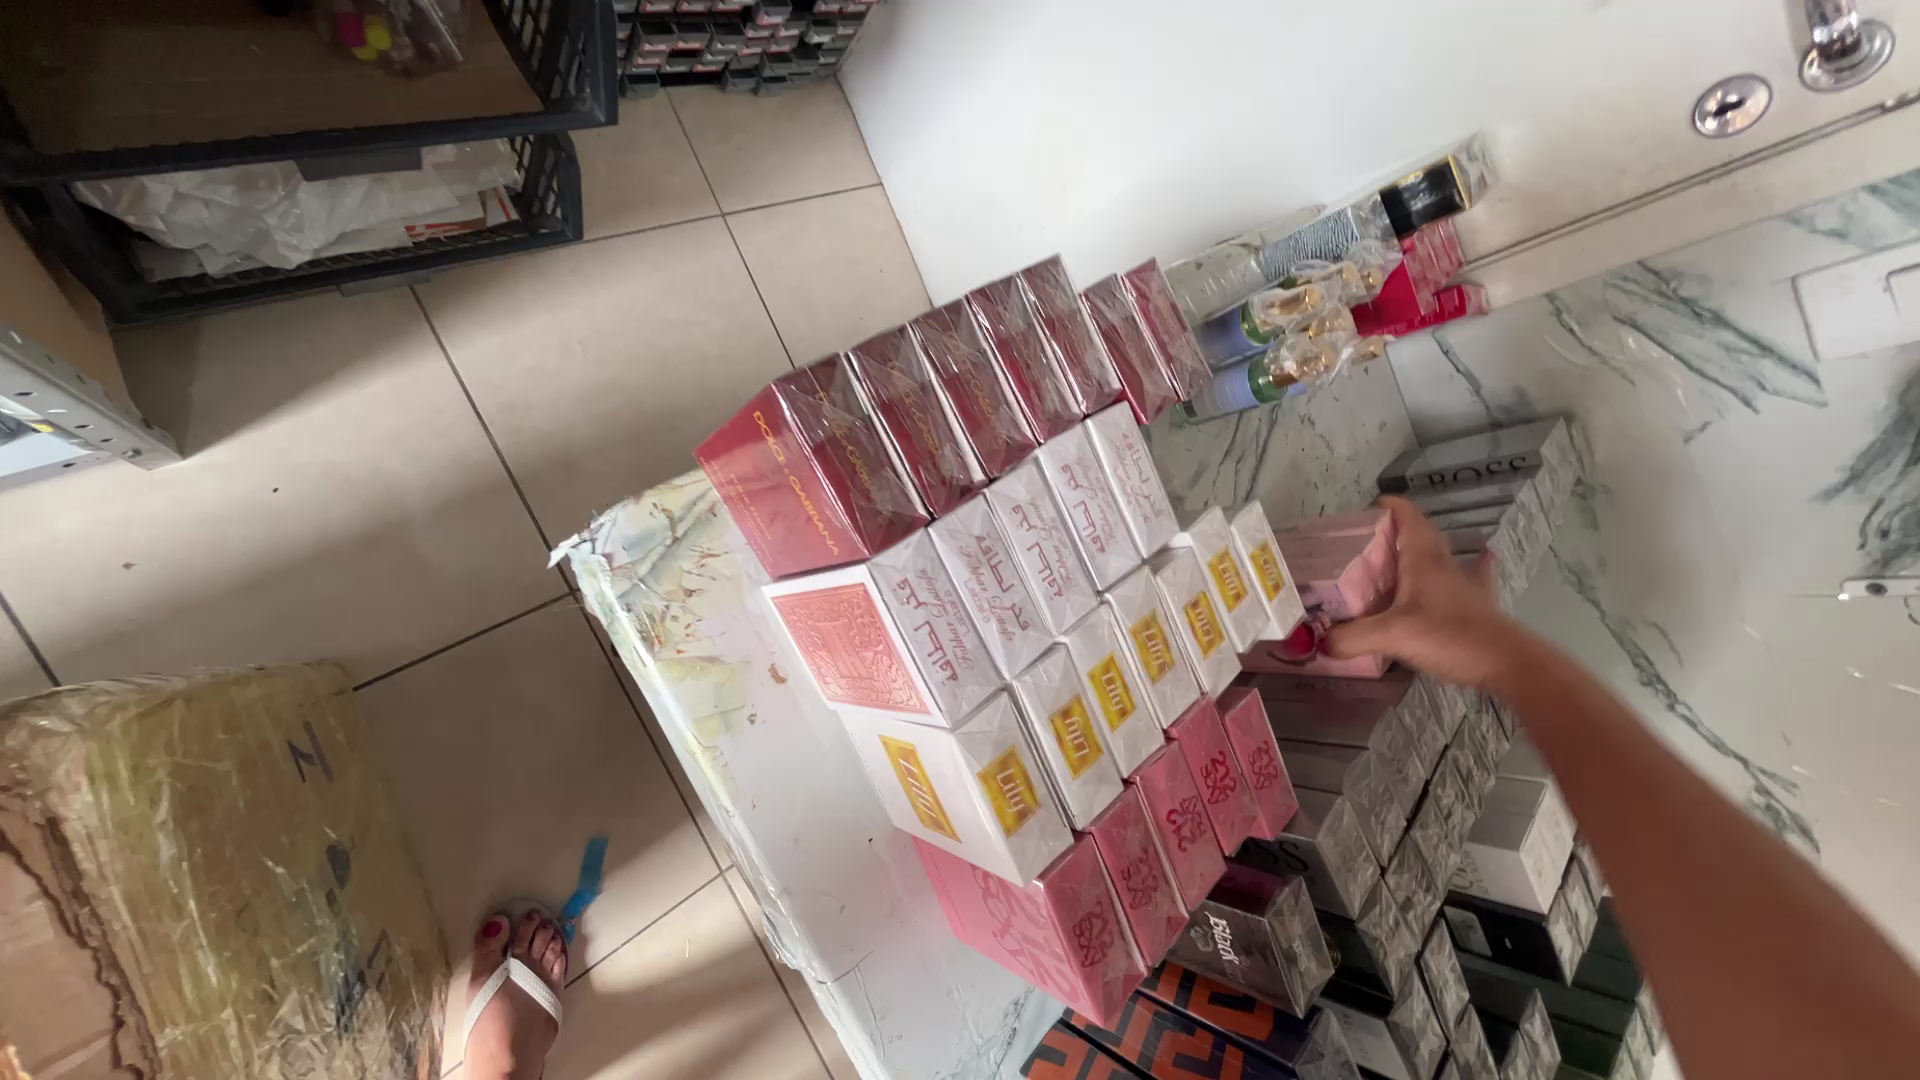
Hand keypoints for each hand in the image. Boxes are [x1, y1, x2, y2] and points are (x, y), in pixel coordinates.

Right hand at [1320, 496, 1535, 688]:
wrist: (1509, 665)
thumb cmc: (1451, 637)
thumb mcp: (1391, 636)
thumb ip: (1350, 638)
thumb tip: (1319, 643)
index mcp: (1424, 562)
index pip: (1409, 519)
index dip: (1392, 507)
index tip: (1371, 506)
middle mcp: (1444, 568)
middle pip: (1421, 537)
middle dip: (1394, 533)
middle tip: (1364, 544)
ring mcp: (1463, 588)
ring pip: (1438, 560)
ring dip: (1418, 555)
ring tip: (1393, 564)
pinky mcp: (1474, 610)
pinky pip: (1458, 586)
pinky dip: (1449, 581)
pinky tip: (1451, 584)